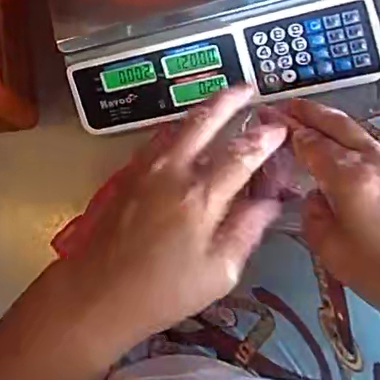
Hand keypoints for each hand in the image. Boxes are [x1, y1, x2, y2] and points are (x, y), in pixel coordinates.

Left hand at [50, 86, 288, 356]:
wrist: (99, 290)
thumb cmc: (164, 291)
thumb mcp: (219, 271)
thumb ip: (246, 230)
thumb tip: (269, 202)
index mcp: (201, 196)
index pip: (241, 154)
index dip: (264, 139)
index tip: (280, 128)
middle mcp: (173, 170)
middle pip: (204, 121)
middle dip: (229, 100)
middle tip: (247, 88)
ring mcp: (146, 167)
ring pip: (178, 125)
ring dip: (203, 109)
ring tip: (222, 101)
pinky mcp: (129, 172)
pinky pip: (159, 138)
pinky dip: (179, 126)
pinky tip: (187, 129)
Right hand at [284, 99, 379, 375]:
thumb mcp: (338, 257)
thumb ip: (316, 220)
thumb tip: (317, 201)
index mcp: (350, 178)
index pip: (309, 142)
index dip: (286, 129)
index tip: (267, 119)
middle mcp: (378, 162)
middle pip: (338, 125)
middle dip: (310, 112)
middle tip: (287, 105)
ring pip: (361, 137)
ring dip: (335, 128)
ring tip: (314, 129)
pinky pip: (379, 154)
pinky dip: (356, 148)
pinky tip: (349, 164)